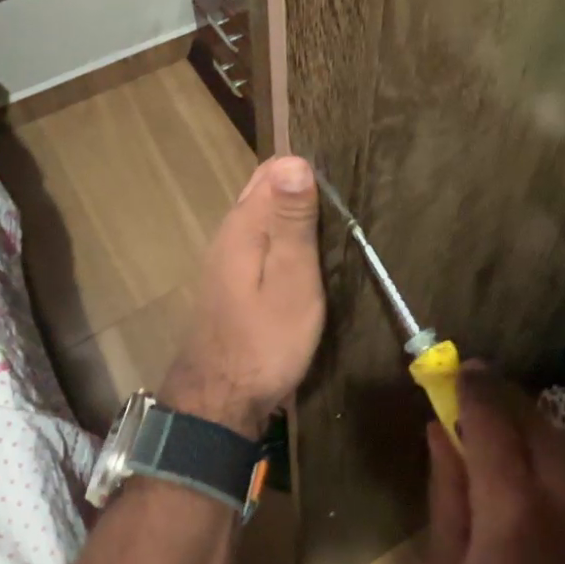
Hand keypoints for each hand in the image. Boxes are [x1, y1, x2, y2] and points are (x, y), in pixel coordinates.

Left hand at [160, 156, 324, 437]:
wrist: (219, 403)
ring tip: (335, 231)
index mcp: (245, 222)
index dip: (311, 172)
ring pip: (263, 215)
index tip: (346, 192)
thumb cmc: (264, 341)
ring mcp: (226, 256)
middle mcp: (230, 230)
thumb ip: (292, 222)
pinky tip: (307, 258)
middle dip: (303, 189)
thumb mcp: (291, 279)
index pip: (276, 168)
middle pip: (267, 188)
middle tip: (345, 212)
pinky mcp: (230, 279)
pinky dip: (284, 238)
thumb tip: (295, 160)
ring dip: (295, 215)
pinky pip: (260, 239)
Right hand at [427, 369, 564, 563]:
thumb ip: (447, 496)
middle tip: (481, 415)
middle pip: (533, 414)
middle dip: (504, 405)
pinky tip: (564, 489)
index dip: (471, 384)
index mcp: (514, 506)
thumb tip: (438, 428)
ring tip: (522, 461)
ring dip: (543, 433)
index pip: (490, 411)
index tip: (457, 372)